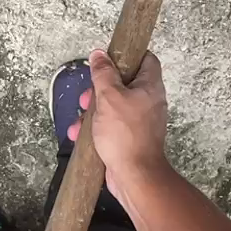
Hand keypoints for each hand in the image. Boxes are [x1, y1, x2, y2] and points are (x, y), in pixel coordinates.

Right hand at [71, 49, 170, 202]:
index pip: (146, 59)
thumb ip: (103, 74)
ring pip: (112, 105)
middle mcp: (147, 102)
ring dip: (93, 111)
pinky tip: (81, 135)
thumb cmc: (126, 136)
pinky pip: (110, 125)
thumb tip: (99, 55)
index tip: (108, 58)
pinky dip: (95, 128)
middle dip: (100, 89)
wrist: (134, 175)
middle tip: (89, 96)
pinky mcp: (128, 137)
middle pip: (123, 83)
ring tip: (82, 120)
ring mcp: (139, 121)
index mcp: (149, 87)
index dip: (126, 55)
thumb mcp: (109, 97)